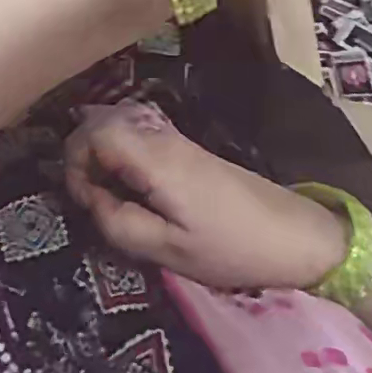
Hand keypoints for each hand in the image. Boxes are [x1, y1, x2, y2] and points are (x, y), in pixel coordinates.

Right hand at [63, 100, 348, 290]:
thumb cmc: (233, 247)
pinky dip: (118, 154)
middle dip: (81, 155)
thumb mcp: (171, 251)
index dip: (75, 161)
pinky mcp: (183, 148)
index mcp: (155, 158)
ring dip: (99, 154)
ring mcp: (173, 138)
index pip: (93, 132)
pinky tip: (128, 187)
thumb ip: (119, 224)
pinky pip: (135, 135)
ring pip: (116, 124)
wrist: (296, 235)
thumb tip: (91, 202)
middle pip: (100, 121)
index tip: (85, 201)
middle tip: (91, 198)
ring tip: (105, 194)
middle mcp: (160, 136)